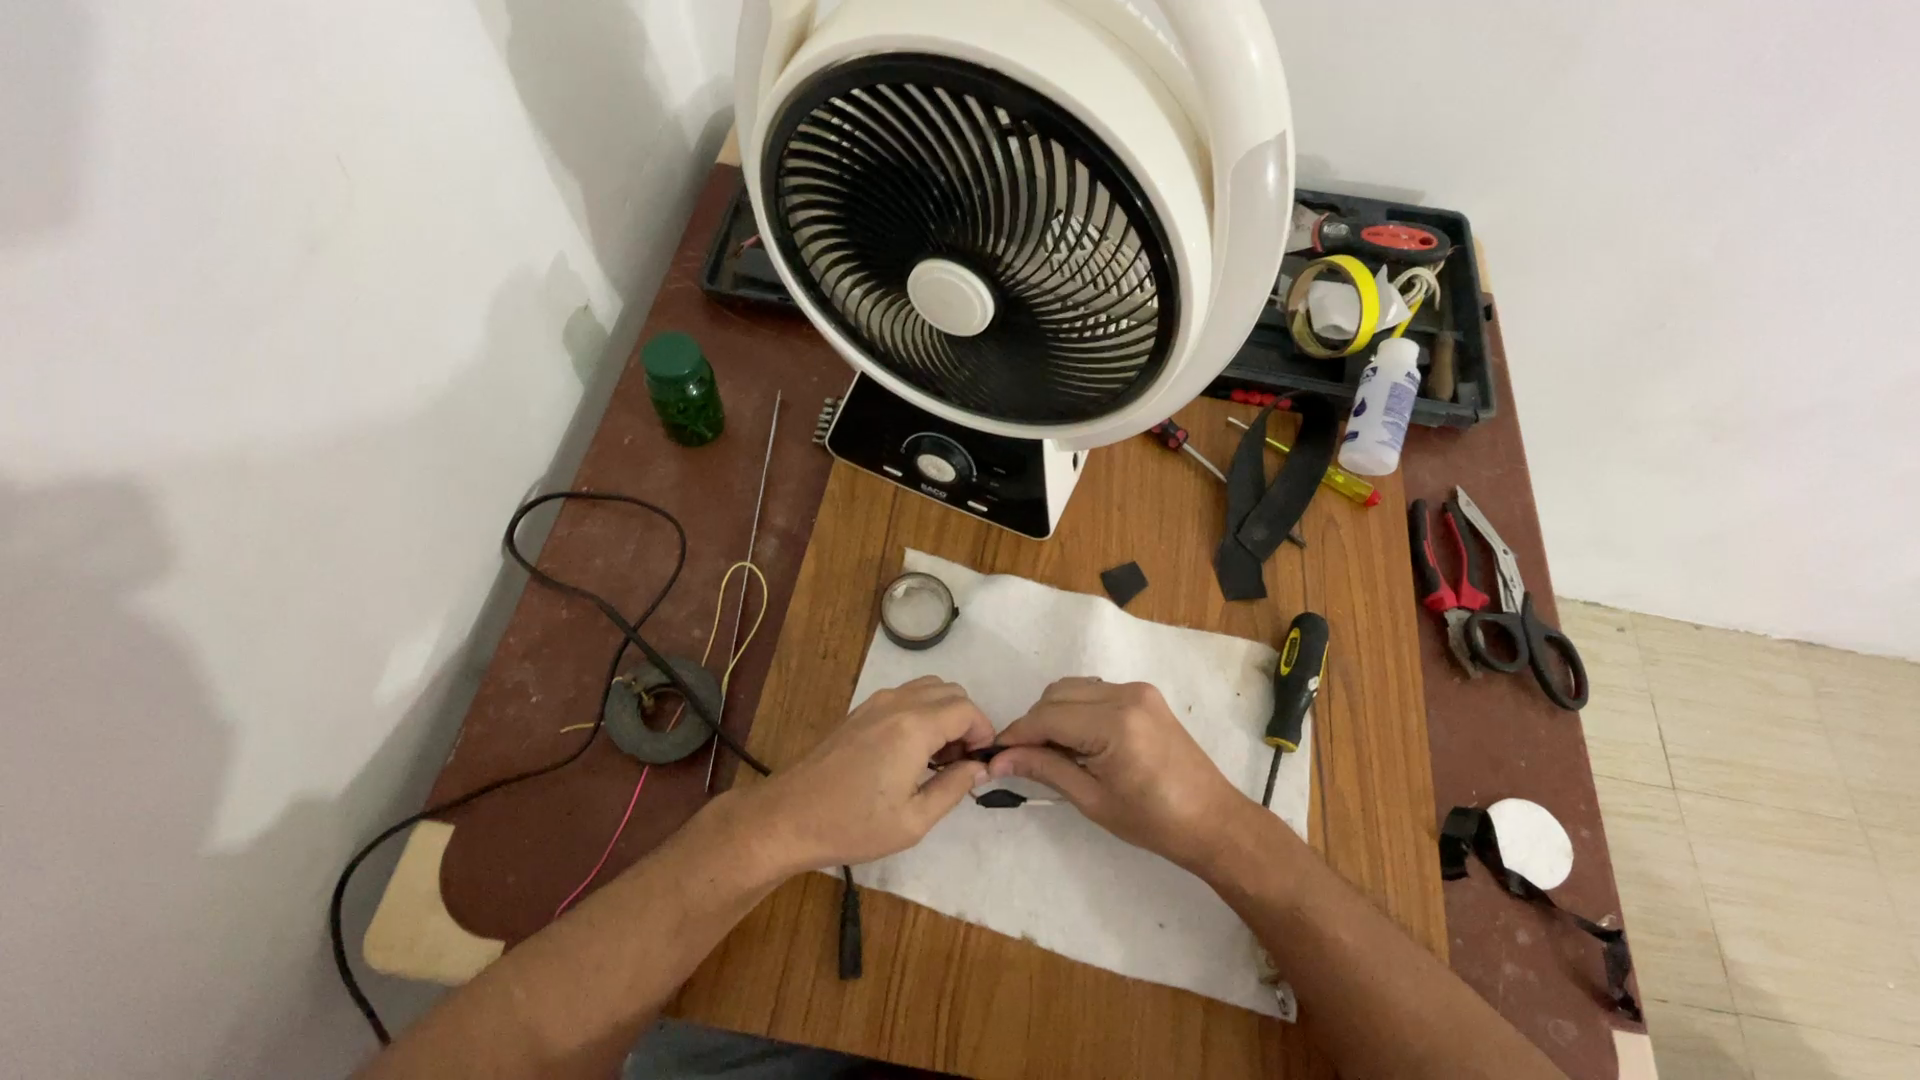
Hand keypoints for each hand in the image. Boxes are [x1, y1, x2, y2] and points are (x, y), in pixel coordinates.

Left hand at [744, 676, 993, 871]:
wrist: (789, 817)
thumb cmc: (853, 825)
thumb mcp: (914, 820)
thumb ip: (953, 787)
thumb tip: (979, 767)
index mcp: (914, 727)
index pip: (967, 709)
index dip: (983, 732)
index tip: (980, 763)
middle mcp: (897, 704)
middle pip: (950, 691)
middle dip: (966, 721)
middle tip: (959, 762)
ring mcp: (875, 703)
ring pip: (927, 688)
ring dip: (943, 713)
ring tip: (937, 757)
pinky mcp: (860, 711)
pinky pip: (904, 696)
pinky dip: (921, 712)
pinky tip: (910, 752)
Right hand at [988, 677, 1248, 871]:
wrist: (1212, 820)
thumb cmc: (1153, 821)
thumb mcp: (1092, 799)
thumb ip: (1044, 769)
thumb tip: (999, 760)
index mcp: (1115, 724)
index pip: (1047, 717)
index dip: (1016, 735)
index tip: (993, 756)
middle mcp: (1125, 695)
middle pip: (1056, 695)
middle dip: (1033, 724)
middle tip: (1022, 759)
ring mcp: (1138, 691)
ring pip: (1073, 689)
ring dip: (1053, 713)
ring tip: (1051, 751)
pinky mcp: (1144, 695)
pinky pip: (1095, 692)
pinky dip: (1076, 709)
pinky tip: (1077, 740)